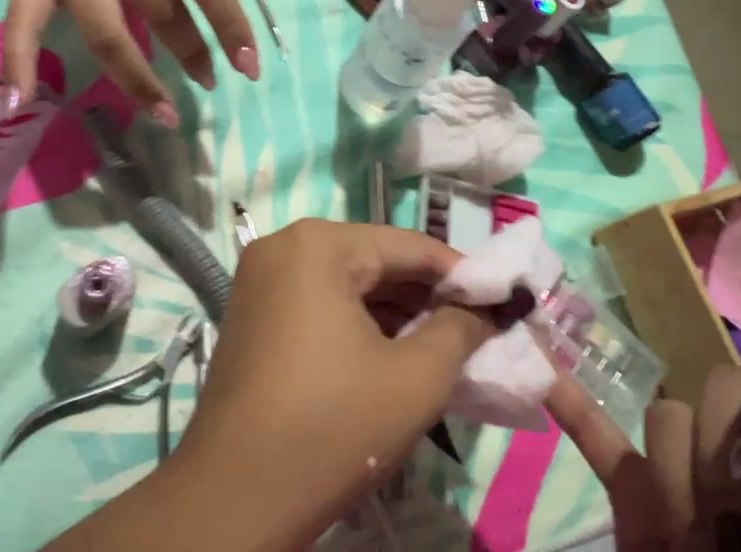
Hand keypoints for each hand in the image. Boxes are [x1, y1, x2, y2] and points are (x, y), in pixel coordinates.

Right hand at [2, 0, 265, 123]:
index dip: (228, 20)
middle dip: (188, 49)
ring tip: (164, 113)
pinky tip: (21, 104)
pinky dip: (17, 63)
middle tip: (210, 81)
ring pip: (101, 28)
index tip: (249, 64)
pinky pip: (20, 23)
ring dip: (134, 77)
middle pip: (153, 3)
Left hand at [173, 221, 497, 543]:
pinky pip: (319, 305)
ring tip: (444, 350)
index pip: (410, 246)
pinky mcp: (252, 315)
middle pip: (376, 261)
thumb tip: (487, 308)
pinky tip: (393, 357)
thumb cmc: (332, 426)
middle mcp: (283, 246)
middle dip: (428, 297)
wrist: (236, 496)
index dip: (463, 275)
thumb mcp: (416, 378)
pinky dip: (359, 326)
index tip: (504, 303)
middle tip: (477, 332)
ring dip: (396, 314)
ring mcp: (260, 281)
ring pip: (347, 284)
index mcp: (318, 244)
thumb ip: (460, 330)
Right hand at [549, 348, 740, 550]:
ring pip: (667, 418)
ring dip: (676, 480)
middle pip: (727, 387)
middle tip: (738, 519)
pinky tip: (551, 382)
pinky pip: (602, 443)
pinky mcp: (634, 492)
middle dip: (729, 450)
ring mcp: (685, 470)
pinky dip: (577, 412)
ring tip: (690, 540)